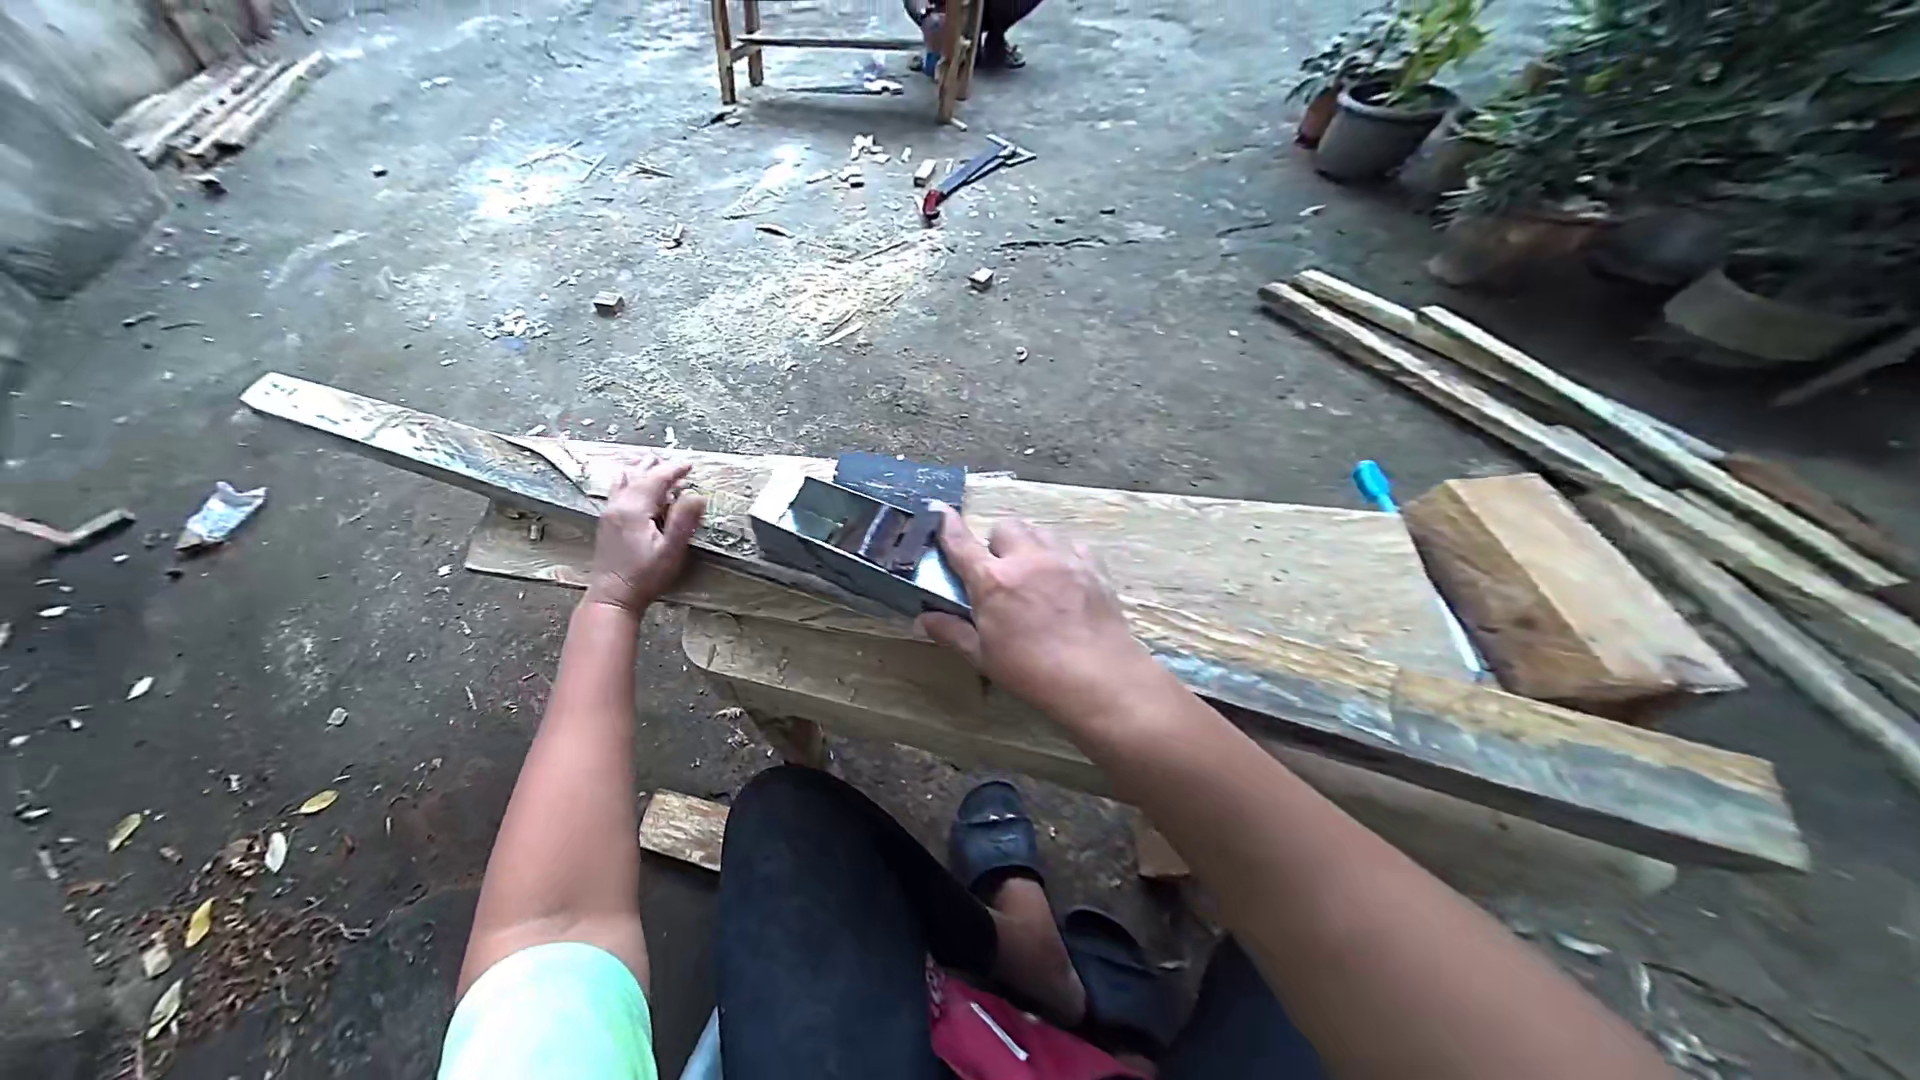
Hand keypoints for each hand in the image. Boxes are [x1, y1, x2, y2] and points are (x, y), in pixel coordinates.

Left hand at [583, 457, 707, 614]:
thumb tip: (697, 495)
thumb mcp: (671, 550)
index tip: (690, 465)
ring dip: (640, 471)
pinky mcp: (606, 523)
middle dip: (657, 467)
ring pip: (623, 481)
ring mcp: (609, 514)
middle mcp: (618, 506)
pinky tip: (629, 484)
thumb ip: (684, 520)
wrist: (613, 596)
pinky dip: (628, 481)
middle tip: (675, 463)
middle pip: (637, 476)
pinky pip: (616, 491)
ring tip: (651, 463)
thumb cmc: (645, 576)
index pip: (656, 479)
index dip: (674, 470)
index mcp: (634, 509)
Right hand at [916, 505, 1157, 722]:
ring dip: (1030, 545)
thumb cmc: (1032, 672)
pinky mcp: (1093, 567)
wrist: (1097, 677)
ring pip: (1040, 532)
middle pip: (1006, 526)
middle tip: (1000, 571)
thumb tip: (924, 619)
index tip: (940, 510)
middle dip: (998, 543)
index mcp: (993, 581)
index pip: (961, 543)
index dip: (947, 524)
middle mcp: (1026, 559)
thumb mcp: (984, 658)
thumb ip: (953, 632)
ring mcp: (1063, 559)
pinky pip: (1073, 546)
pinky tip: (1065, 578)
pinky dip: (1063, 556)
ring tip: (1033, 572)